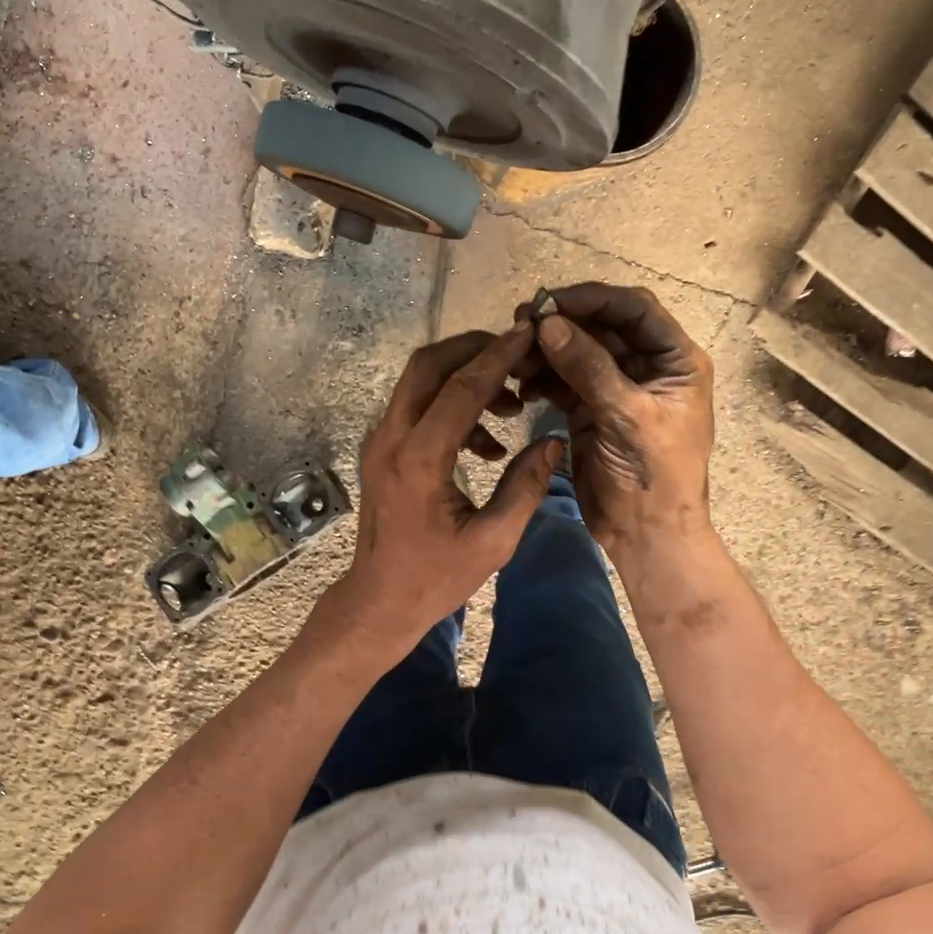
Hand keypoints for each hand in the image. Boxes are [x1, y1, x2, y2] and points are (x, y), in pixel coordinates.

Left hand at [332, 324, 563, 642]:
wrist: (379, 599)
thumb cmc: (436, 578)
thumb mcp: (493, 541)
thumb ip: (525, 487)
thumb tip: (553, 441)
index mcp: (419, 459)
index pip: (460, 387)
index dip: (498, 356)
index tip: (530, 334)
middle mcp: (391, 439)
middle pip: (428, 365)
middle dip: (475, 350)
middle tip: (520, 356)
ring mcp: (380, 442)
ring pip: (418, 381)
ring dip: (465, 377)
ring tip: (511, 405)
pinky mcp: (381, 450)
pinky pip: (416, 406)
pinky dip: (452, 405)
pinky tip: (488, 442)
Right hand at [513, 283, 714, 563]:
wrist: (646, 535)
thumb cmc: (654, 475)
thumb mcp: (627, 416)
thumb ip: (589, 368)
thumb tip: (549, 323)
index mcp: (675, 361)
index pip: (635, 310)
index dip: (594, 299)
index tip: (551, 302)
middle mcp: (647, 367)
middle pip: (602, 328)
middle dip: (564, 323)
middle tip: (521, 322)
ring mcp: (616, 389)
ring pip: (578, 353)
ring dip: (547, 350)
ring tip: (515, 355)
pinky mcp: (590, 412)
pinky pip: (564, 382)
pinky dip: (542, 378)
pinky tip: (521, 383)